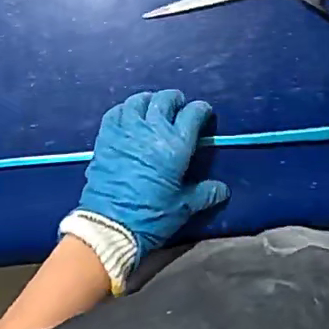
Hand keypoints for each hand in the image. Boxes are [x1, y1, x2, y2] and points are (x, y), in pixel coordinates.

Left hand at [74, 90, 228, 255]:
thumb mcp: (184, 207)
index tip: (202, 116)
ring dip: (149, 101)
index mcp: (177, 144)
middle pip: (166, 99)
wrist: (108, 229)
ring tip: (152, 109)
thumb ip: (205, 194)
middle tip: (178, 109)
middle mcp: (153, 130)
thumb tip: (223, 190)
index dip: (201, 110)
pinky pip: (115, 113)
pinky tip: (128, 118)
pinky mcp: (106, 139)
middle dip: (176, 100)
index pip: (194, 112)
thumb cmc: (151, 216)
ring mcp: (127, 132)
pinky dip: (124, 110)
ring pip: (139, 100)